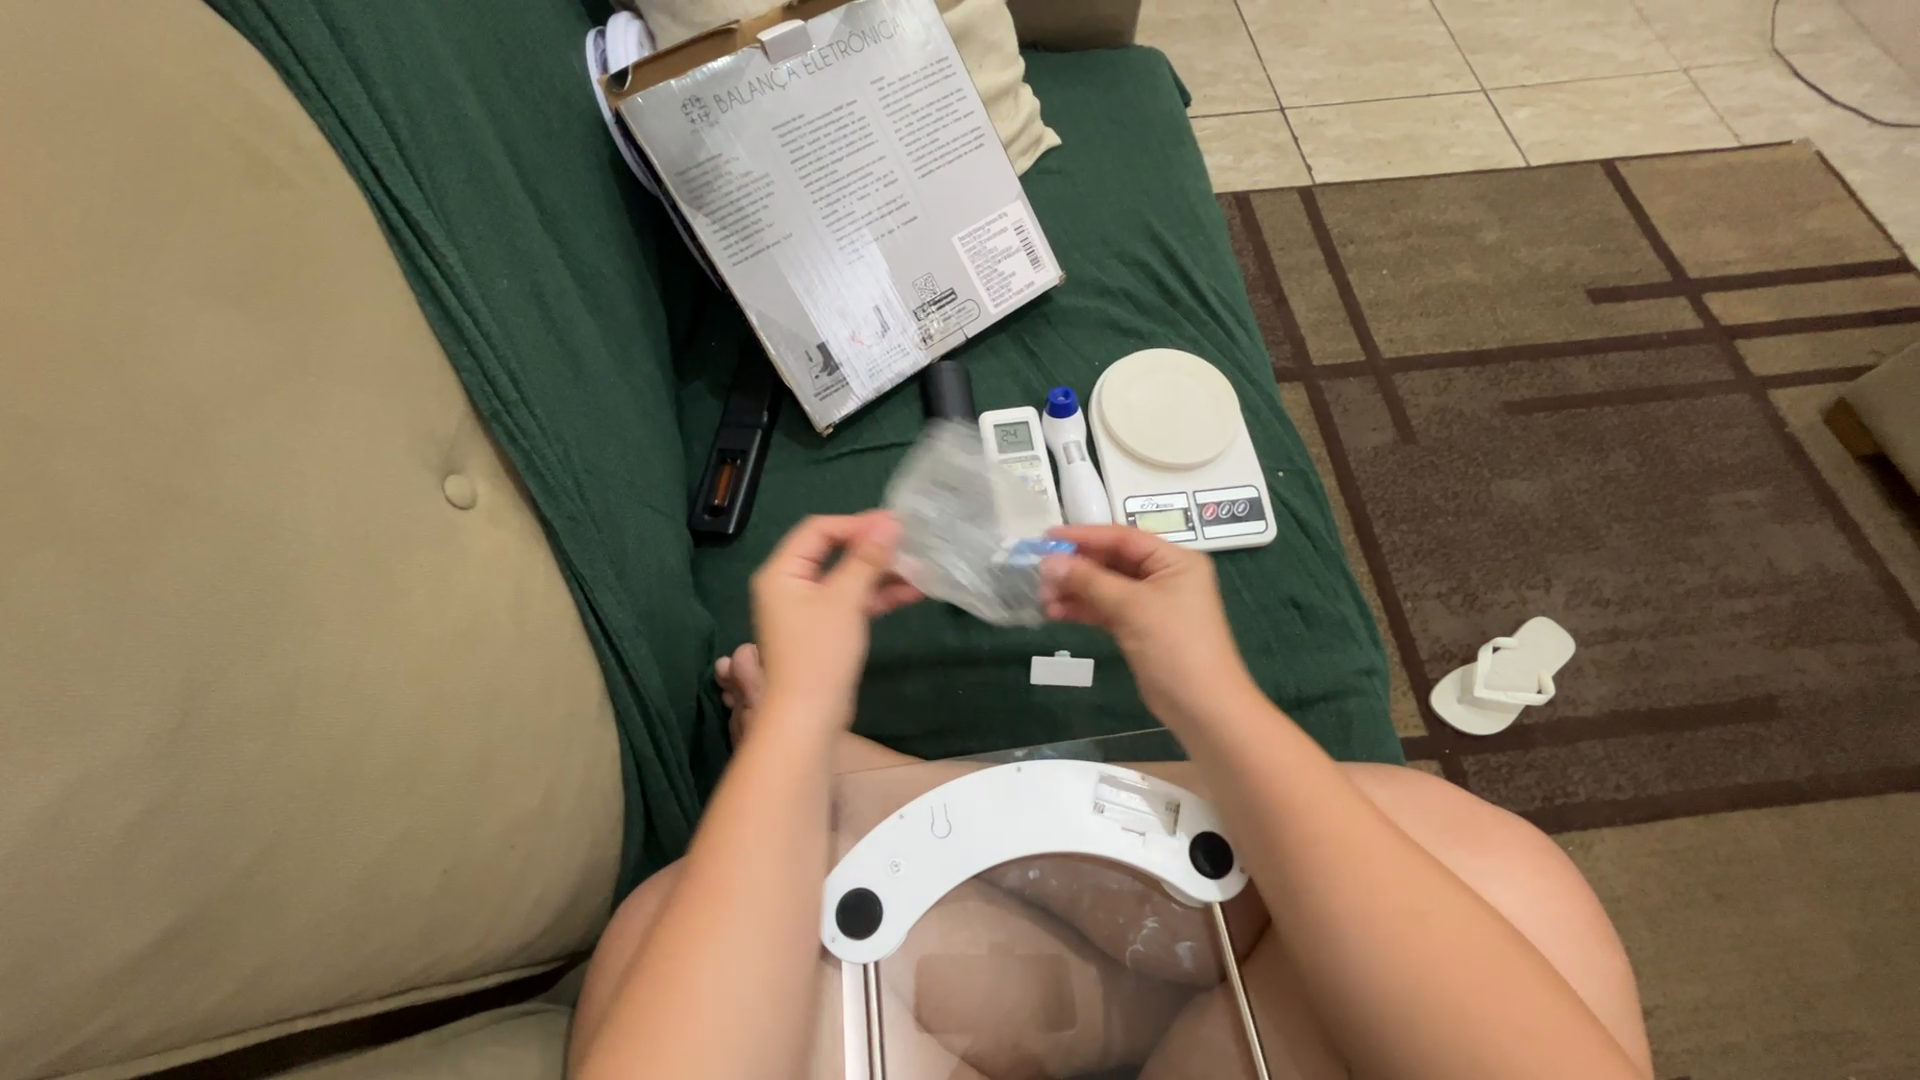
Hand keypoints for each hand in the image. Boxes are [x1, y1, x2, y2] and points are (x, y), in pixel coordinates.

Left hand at [749, 512, 921, 728]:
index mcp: (782, 571)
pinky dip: (879, 596)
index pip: (819, 530)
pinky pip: (853, 601)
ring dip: (882, 573)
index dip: (857, 524)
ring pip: (848, 578)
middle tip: (912, 543)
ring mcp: (809, 608)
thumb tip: (890, 522)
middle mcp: (791, 584)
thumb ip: (867, 559)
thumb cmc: (819, 653)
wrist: (809, 717)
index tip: (895, 524)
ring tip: (921, 569)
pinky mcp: (826, 629)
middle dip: (874, 549)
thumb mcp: (845, 599)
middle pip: (835, 552)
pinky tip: (913, 593)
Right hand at [1040, 526, 1259, 726]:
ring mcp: (1151, 603)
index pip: (1122, 538)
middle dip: (1075, 568)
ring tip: (1042, 599)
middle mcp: (1164, 576)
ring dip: (1074, 590)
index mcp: (1174, 560)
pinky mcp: (1139, 627)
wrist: (1202, 707)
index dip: (1083, 536)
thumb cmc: (1175, 647)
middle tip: (1039, 575)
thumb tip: (1048, 563)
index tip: (1047, 538)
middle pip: (1111, 561)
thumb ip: (1089, 581)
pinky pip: (1105, 609)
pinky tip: (1055, 613)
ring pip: (1104, 587)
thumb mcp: (1132, 607)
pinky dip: (1082, 609)